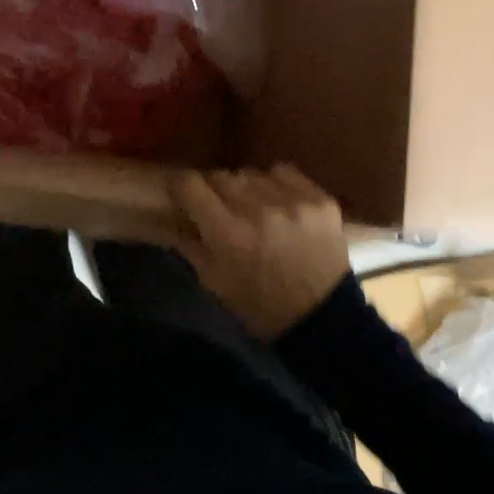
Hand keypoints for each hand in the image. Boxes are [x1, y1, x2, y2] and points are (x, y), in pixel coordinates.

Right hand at [172, 164, 354, 339]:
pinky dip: (276, 185)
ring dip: (247, 188)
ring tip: (254, 208)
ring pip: (252, 173)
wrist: (322, 321)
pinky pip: (284, 173)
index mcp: (228, 233)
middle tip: (221, 209)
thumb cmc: (259, 307)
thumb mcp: (213, 281)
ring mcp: (293, 202)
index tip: (184, 196)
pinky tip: (280, 204)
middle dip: (215, 191)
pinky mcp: (320, 200)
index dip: (182, 188)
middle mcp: (258, 210)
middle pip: (221, 176)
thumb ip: (188, 242)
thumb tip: (170, 215)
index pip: (189, 184)